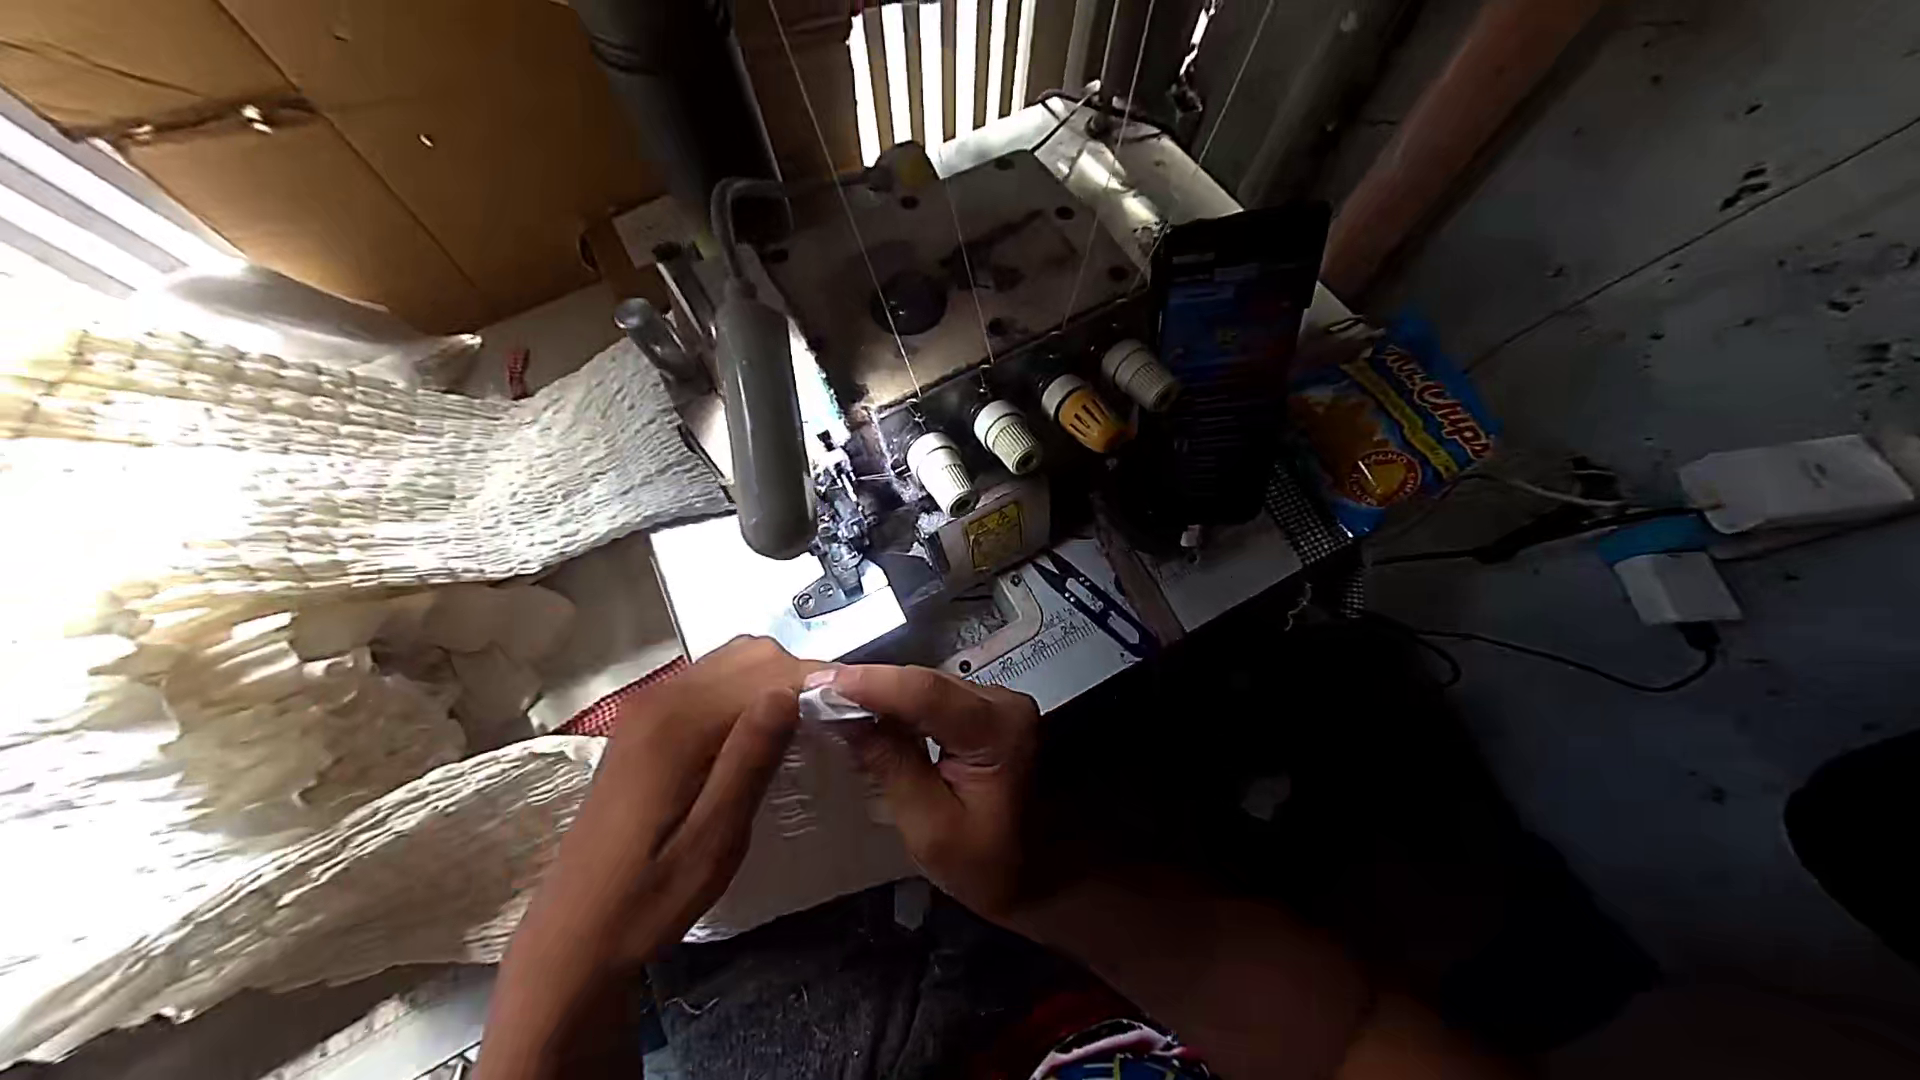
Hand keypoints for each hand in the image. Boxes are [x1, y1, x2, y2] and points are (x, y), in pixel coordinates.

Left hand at [481, 638, 818, 1079]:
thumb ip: (750, 760)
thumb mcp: (715, 841)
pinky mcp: (647, 722)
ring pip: (732, 661)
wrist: (574, 934)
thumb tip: (790, 692)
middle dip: (798, 676)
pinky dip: (747, 690)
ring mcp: (649, 707)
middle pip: (750, 654)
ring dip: (774, 680)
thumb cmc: (651, 898)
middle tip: (830, 720)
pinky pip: (712, 681)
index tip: (854, 708)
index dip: (815, 682)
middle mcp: (660, 700)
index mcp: (676, 726)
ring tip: (802, 723)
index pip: (766, 673)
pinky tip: (760, 730)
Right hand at [827, 664, 1040, 921]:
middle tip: (816, 694)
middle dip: (869, 686)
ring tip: (834, 703)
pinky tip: (872, 713)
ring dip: (883, 694)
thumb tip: (849, 720)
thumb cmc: (994, 867)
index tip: (819, 683)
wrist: (1051, 874)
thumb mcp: (932, 830)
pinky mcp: (993, 710)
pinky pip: (939, 697)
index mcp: (999, 731)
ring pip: (930, 685)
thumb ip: (892, 768)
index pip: (927, 692)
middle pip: (926, 681)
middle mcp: (1005, 702)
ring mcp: (1002, 702)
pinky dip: (903, 705)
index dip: (870, 684)